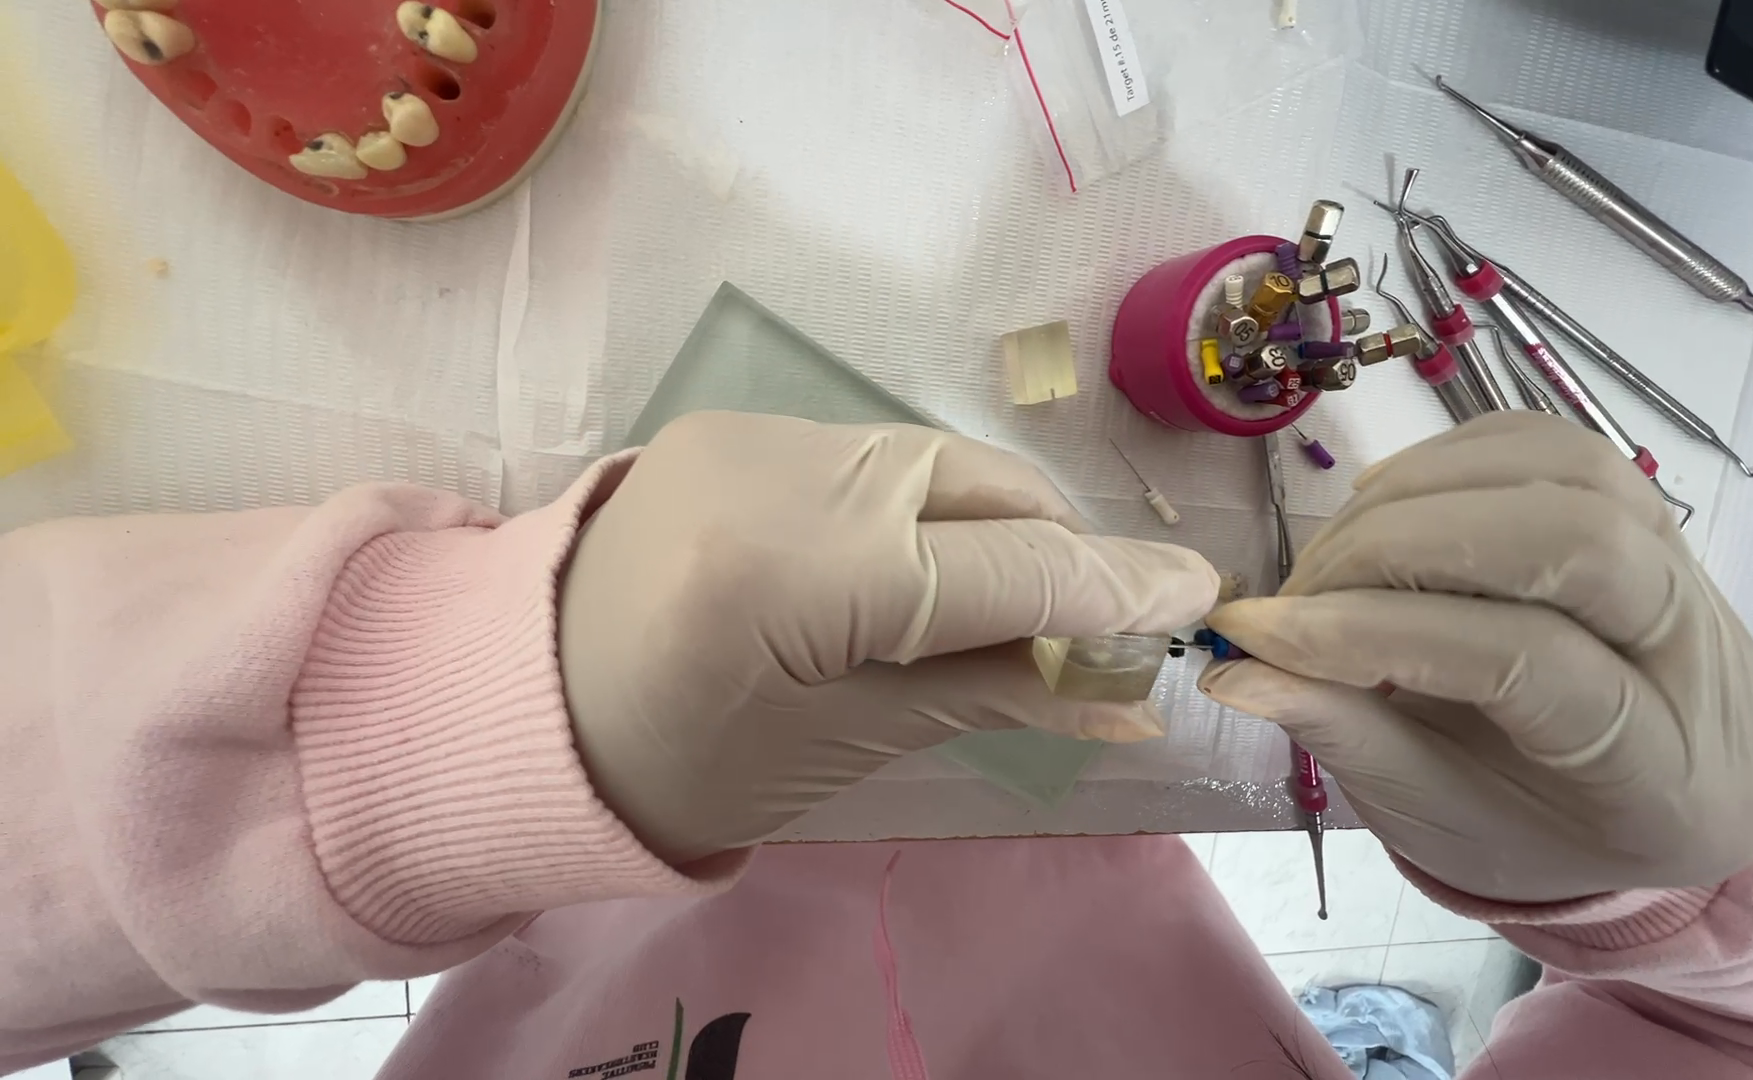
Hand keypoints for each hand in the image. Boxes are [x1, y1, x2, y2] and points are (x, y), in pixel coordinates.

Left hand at [559, 412, 1217, 863]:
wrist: (525, 702)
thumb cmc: (685, 765)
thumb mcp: (848, 744)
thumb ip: (995, 695)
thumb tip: (1129, 700)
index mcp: (789, 571)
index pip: (996, 568)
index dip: (1108, 587)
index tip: (1194, 598)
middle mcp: (779, 468)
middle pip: (984, 489)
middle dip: (1061, 553)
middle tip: (1098, 622)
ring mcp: (758, 431)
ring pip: (944, 463)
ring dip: (1003, 527)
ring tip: (1011, 600)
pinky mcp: (748, 424)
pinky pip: (888, 457)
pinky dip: (939, 508)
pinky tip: (931, 562)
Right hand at [1199, 412, 1752, 902]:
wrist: (1625, 808)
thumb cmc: (1515, 827)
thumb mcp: (1422, 808)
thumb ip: (1334, 730)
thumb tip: (1229, 670)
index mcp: (1657, 767)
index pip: (1520, 659)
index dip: (1369, 632)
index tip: (1254, 635)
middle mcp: (1699, 650)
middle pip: (1562, 539)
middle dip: (1391, 547)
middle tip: (1298, 593)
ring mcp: (1687, 565)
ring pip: (1562, 468)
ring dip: (1413, 491)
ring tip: (1333, 552)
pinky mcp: (1640, 514)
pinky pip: (1544, 442)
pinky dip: (1444, 459)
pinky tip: (1382, 503)